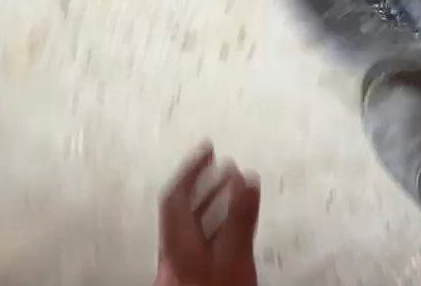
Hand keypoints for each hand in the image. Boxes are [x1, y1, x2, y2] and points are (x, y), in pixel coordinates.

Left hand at [155, 144, 260, 285]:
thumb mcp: (234, 258)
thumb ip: (239, 218)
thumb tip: (246, 176)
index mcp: (178, 245)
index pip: (175, 197)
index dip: (190, 168)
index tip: (207, 147)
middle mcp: (174, 257)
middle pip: (182, 212)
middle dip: (205, 183)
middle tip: (222, 162)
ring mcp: (181, 272)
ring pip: (193, 229)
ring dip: (212, 204)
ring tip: (233, 188)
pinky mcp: (193, 282)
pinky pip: (201, 244)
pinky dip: (218, 226)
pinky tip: (235, 227)